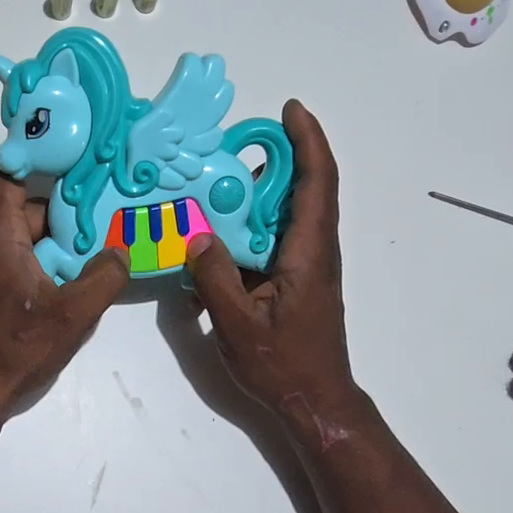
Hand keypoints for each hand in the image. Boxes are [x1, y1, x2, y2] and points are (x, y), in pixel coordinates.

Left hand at [0, 172, 130, 417]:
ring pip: (26, 240)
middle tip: (102, 221)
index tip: (72, 154)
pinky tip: (70, 288)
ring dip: (57, 245)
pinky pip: (19, 263)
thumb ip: (104, 278)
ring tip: (93, 258)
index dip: (36, 155)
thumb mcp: (74, 314)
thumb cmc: (18, 349)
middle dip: (63, 214)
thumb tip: (120, 252)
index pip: (9, 175)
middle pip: (26, 210)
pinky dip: (45, 265)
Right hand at [185, 101, 358, 429]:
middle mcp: (313, 254)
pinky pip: (270, 251)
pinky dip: (245, 244)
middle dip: (269, 167)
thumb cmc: (283, 366)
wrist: (313, 402)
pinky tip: (213, 260)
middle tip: (228, 158)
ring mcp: (305, 271)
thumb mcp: (238, 325)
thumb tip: (197, 238)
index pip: (316, 182)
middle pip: (299, 193)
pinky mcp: (294, 288)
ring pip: (282, 222)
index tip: (288, 110)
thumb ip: (215, 279)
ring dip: (253, 206)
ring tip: (212, 202)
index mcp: (308, 253)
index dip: (306, 141)